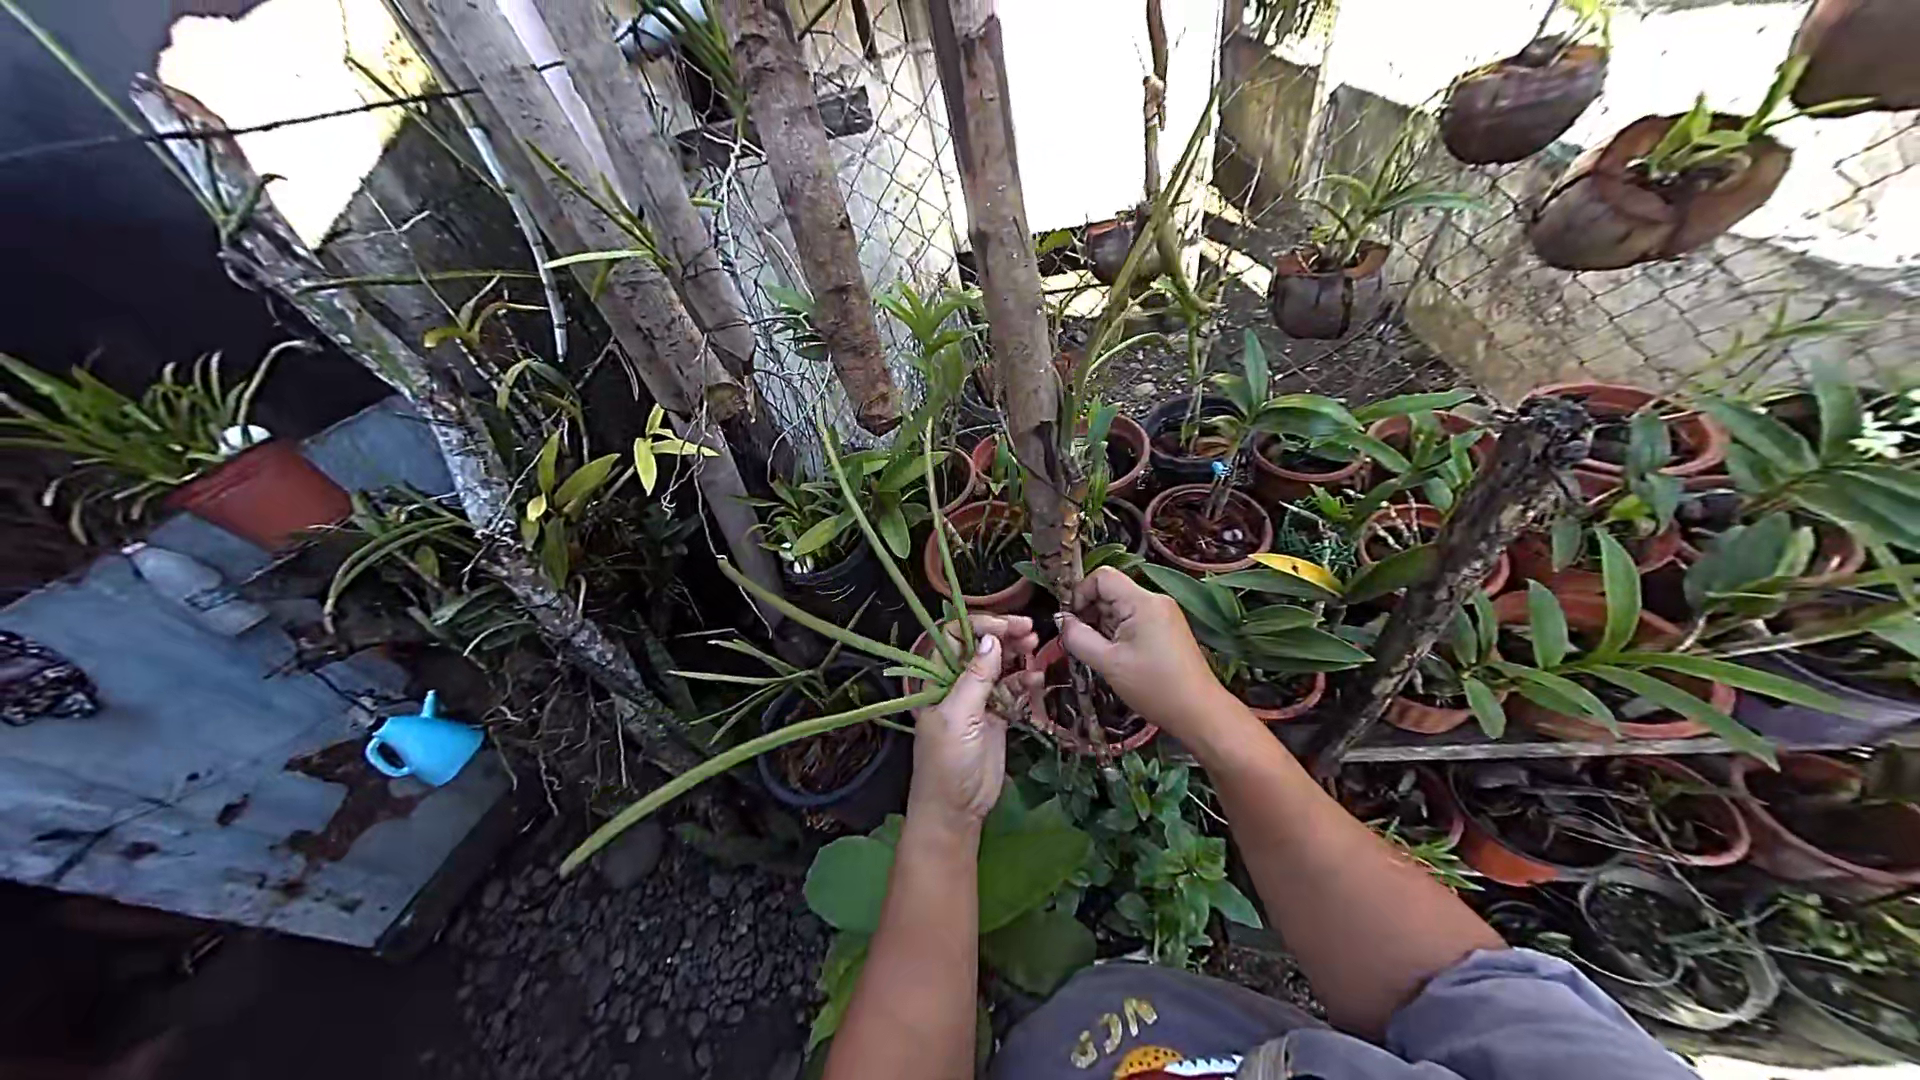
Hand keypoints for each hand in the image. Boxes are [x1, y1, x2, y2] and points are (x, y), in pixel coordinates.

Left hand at [909, 614, 1041, 829]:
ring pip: (999, 665)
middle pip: (980, 647)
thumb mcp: (957, 718)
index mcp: (937, 679)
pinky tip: (1036, 678)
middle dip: (1003, 634)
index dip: (979, 626)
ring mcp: (979, 698)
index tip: (1005, 626)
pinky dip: (1024, 680)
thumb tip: (990, 639)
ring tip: (1036, 647)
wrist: (957, 810)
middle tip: (1029, 631)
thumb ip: (975, 678)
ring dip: (1017, 653)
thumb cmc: (947, 763)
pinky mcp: (997, 715)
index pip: (955, 637)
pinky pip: (1012, 689)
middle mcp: (957, 683)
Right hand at [1057, 567, 1243, 742]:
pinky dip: (1118, 632)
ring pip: (1120, 606)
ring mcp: (1163, 614)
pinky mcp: (1166, 628)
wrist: (1199, 713)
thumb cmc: (1154, 687)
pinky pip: (1133, 619)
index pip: (1102, 576)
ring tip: (1100, 653)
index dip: (1080, 593)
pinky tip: (1116, 656)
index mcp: (1142, 602)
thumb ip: (1078, 637)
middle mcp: (1155, 600)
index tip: (1072, 621)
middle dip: (1090, 612)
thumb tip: (1061, 620)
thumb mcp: (1108, 663)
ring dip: (1103, 625)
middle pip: (1111, 591)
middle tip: (1082, 641)